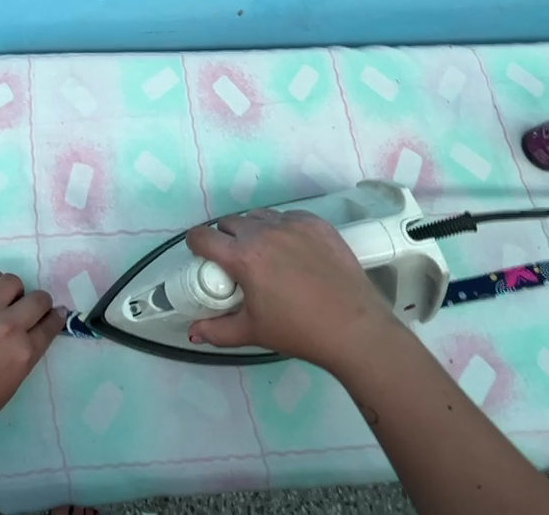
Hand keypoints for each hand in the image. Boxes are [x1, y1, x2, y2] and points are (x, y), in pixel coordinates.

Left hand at [0, 270, 63, 439]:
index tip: (55, 314)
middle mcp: (8, 326)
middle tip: (31, 308)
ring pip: (12, 281)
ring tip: (6, 299)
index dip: (55, 318)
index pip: (50, 325)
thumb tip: (32, 335)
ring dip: (15, 290)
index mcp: (23, 353)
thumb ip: (23, 356)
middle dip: (40, 303)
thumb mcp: (9, 385)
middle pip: (38, 299)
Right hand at [184, 208, 398, 370]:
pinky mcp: (316, 224)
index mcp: (243, 257)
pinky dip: (283, 228)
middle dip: (225, 237)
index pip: (203, 236)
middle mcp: (263, 232)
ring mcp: (292, 224)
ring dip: (253, 230)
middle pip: (229, 223)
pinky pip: (288, 216)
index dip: (196, 245)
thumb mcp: (253, 332)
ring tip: (264, 253)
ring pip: (258, 216)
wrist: (356, 330)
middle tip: (235, 260)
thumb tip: (192, 331)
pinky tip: (292, 248)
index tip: (201, 255)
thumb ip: (216, 330)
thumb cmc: (299, 331)